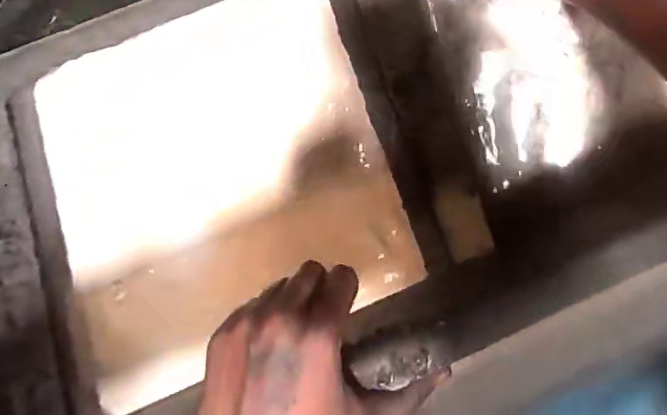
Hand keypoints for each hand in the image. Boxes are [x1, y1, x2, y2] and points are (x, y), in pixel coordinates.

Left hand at [202, 261, 445, 414]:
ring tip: (293, 339)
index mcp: (319, 331)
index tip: (348, 310)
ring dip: (290, 303)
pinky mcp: (221, 338)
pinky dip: (261, 319)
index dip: (348, 292)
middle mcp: (282, 317)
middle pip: (310, 272)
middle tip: (323, 323)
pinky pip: (250, 305)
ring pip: (279, 287)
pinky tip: (265, 350)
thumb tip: (445, 371)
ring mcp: (247, 325)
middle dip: (320, 292)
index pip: (342, 276)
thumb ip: (407, 394)